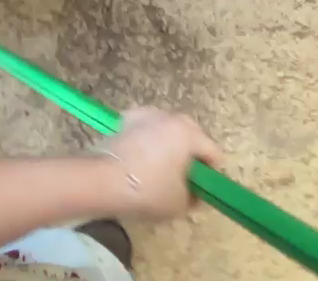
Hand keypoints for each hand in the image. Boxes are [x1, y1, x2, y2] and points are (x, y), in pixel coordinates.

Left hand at [96, 107, 224, 221]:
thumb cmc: (149, 190)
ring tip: (162, 167)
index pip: (213, 152)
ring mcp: (146, 113)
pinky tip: (142, 156)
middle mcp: (169, 117)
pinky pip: (147, 127)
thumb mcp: (181, 203)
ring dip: (170, 143)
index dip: (212, 173)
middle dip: (192, 154)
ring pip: (168, 128)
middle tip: (186, 178)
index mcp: (188, 134)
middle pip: (191, 134)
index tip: (204, 190)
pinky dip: (149, 138)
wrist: (104, 179)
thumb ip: (195, 195)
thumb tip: (195, 191)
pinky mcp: (126, 118)